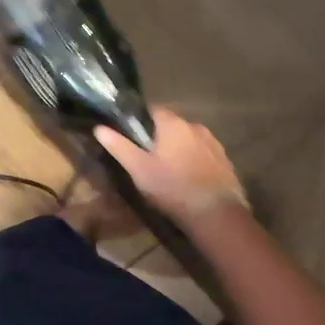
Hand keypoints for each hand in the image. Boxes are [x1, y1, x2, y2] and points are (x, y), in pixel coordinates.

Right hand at [95, 108, 246, 222]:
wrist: (215, 213)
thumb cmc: (172, 188)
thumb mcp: (138, 169)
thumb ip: (119, 147)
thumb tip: (99, 128)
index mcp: (173, 124)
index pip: (153, 110)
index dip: (140, 121)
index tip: (132, 136)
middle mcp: (196, 126)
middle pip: (172, 126)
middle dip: (160, 137)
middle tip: (148, 158)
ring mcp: (214, 143)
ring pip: (189, 140)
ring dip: (179, 149)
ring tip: (169, 171)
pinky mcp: (225, 160)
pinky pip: (204, 154)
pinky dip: (195, 161)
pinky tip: (189, 179)